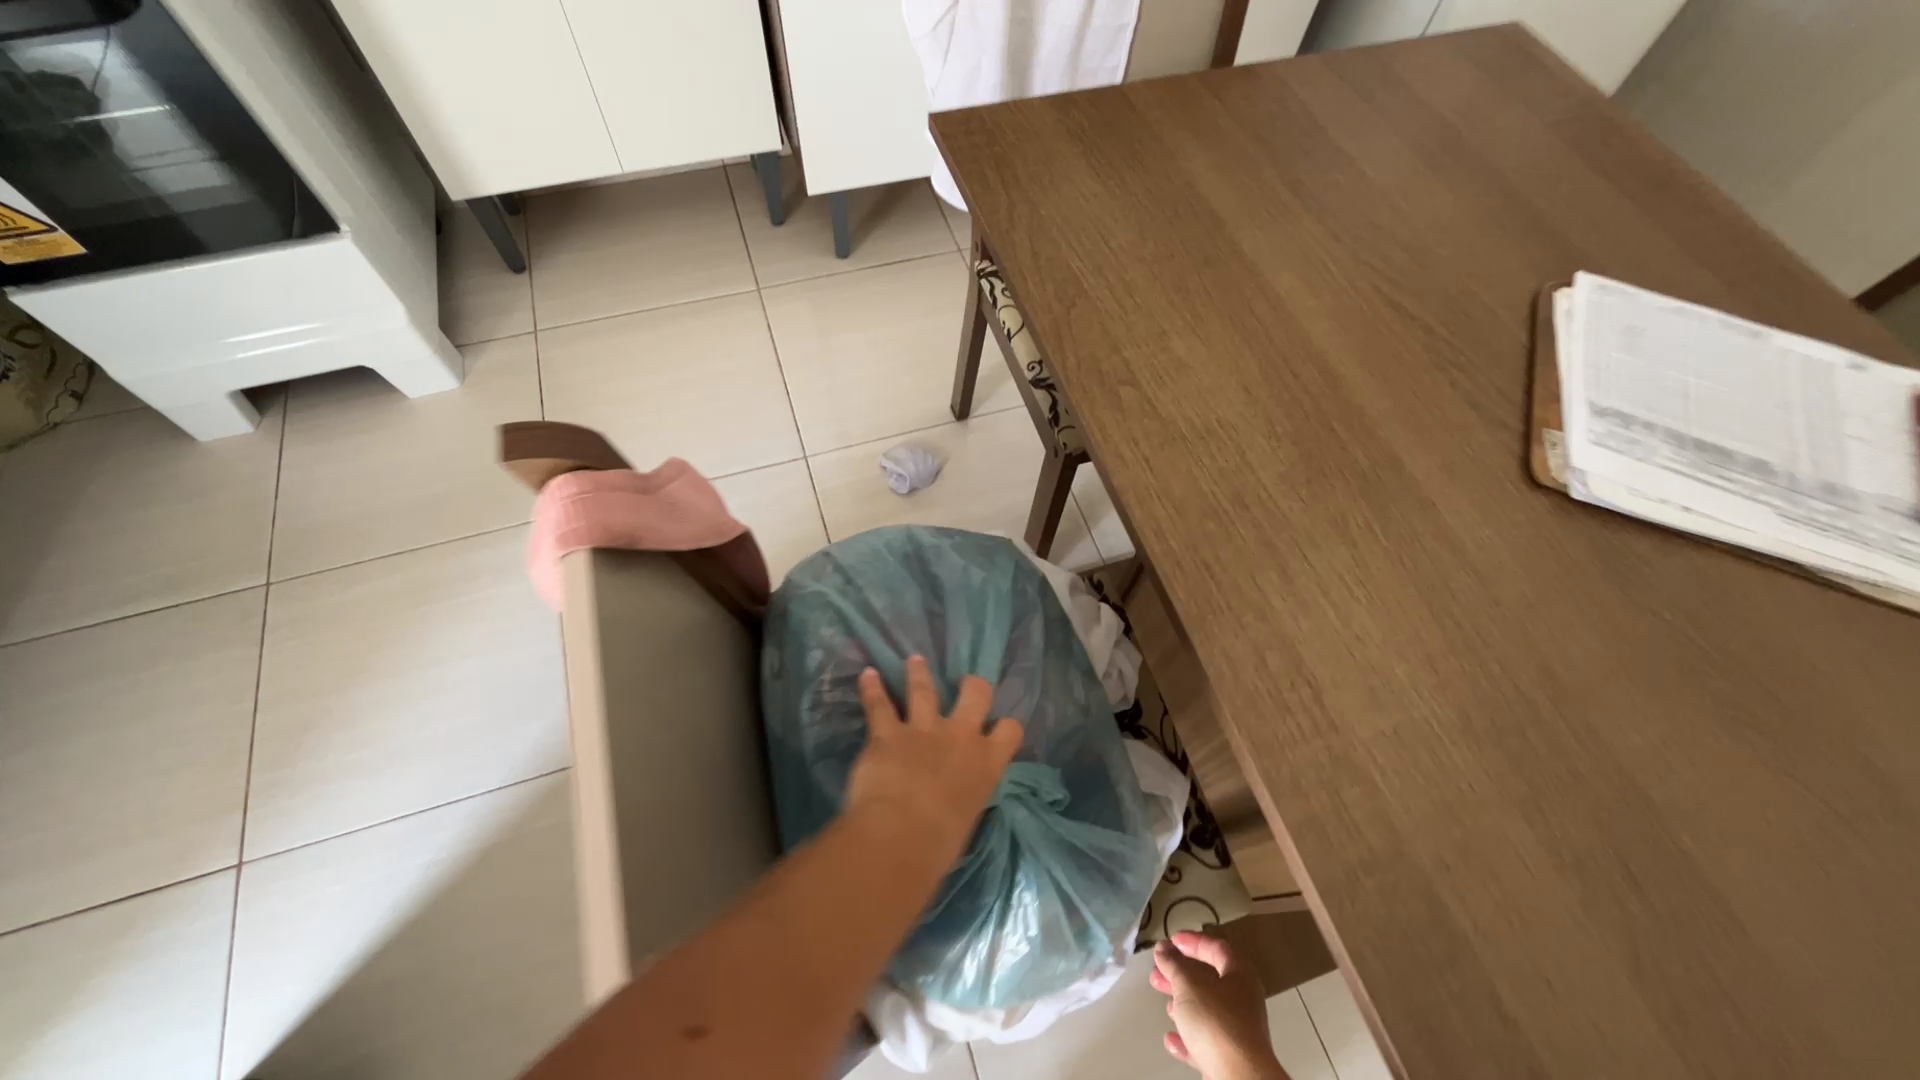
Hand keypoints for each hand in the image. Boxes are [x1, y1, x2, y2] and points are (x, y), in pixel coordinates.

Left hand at [844, 655, 1023, 853]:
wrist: (901, 834)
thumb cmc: (940, 843)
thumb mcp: (966, 819)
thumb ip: (964, 799)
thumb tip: (954, 803)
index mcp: (987, 764)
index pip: (1010, 731)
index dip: (1005, 726)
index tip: (999, 727)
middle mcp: (960, 737)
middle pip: (975, 694)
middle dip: (972, 685)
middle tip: (966, 682)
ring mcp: (923, 729)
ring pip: (924, 689)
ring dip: (919, 673)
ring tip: (914, 660)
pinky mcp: (888, 732)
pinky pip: (879, 704)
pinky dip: (871, 688)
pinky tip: (867, 675)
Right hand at [1150, 931, 1287, 1079]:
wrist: (1238, 1076)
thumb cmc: (1216, 1020)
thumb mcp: (1189, 984)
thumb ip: (1174, 964)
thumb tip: (1163, 948)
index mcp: (1240, 975)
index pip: (1217, 947)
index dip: (1194, 940)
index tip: (1172, 940)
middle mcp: (1242, 1000)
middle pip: (1209, 980)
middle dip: (1181, 975)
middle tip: (1158, 972)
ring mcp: (1237, 1030)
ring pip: (1206, 1010)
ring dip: (1184, 1005)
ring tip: (1165, 1005)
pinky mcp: (1228, 1056)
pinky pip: (1205, 1040)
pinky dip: (1187, 1037)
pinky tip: (1171, 1038)